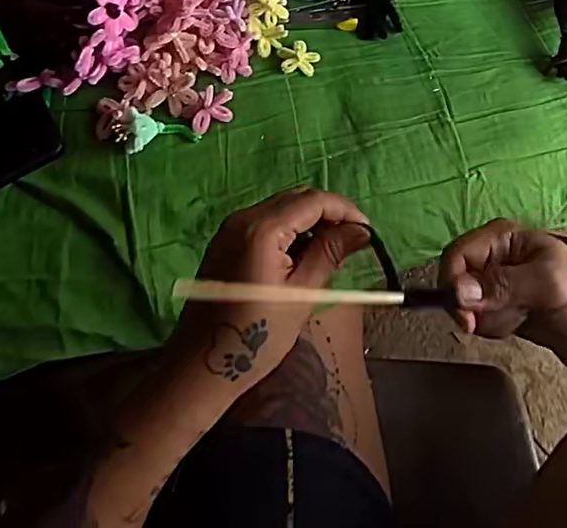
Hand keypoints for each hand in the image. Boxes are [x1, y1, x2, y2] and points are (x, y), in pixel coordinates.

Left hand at [170, 188, 371, 389]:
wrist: (199, 368)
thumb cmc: (255, 336)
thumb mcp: (302, 295)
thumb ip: (331, 253)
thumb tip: (361, 231)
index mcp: (262, 229)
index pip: (313, 200)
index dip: (345, 210)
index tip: (367, 230)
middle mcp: (244, 218)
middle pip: (297, 198)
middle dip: (329, 212)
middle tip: (351, 239)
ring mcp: (231, 227)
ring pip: (282, 207)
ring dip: (310, 220)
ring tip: (331, 248)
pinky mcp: (226, 240)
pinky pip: (266, 220)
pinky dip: (290, 229)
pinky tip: (302, 254)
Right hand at [439, 219, 566, 361]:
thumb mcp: (547, 284)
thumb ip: (502, 285)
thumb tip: (458, 291)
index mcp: (503, 237)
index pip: (457, 254)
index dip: (453, 282)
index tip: (465, 314)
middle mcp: (497, 255)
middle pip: (457, 280)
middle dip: (473, 306)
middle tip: (503, 320)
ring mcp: (500, 283)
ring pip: (468, 304)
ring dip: (488, 319)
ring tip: (521, 319)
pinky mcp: (505, 308)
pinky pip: (482, 320)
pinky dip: (495, 328)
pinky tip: (521, 326)